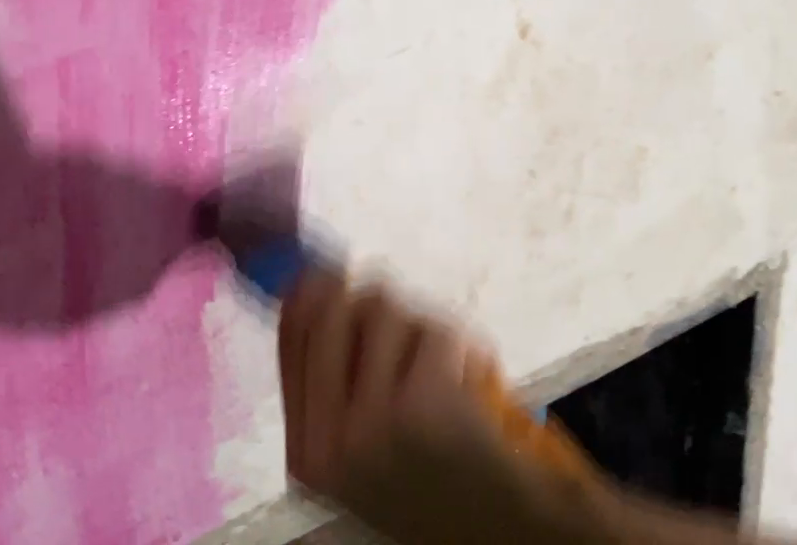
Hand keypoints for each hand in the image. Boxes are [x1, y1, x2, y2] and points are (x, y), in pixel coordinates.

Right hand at [280, 272, 612, 544]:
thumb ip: (330, 375)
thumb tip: (308, 281)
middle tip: (401, 322)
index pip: (291, 330)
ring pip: (381, 307)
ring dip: (418, 327)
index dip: (312, 289)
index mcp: (307, 450)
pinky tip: (470, 383)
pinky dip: (462, 349)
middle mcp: (327, 438)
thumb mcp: (363, 447)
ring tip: (440, 369)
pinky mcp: (424, 404)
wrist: (504, 539)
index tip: (337, 278)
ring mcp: (373, 421)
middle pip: (328, 305)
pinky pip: (434, 331)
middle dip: (369, 303)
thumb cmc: (436, 485)